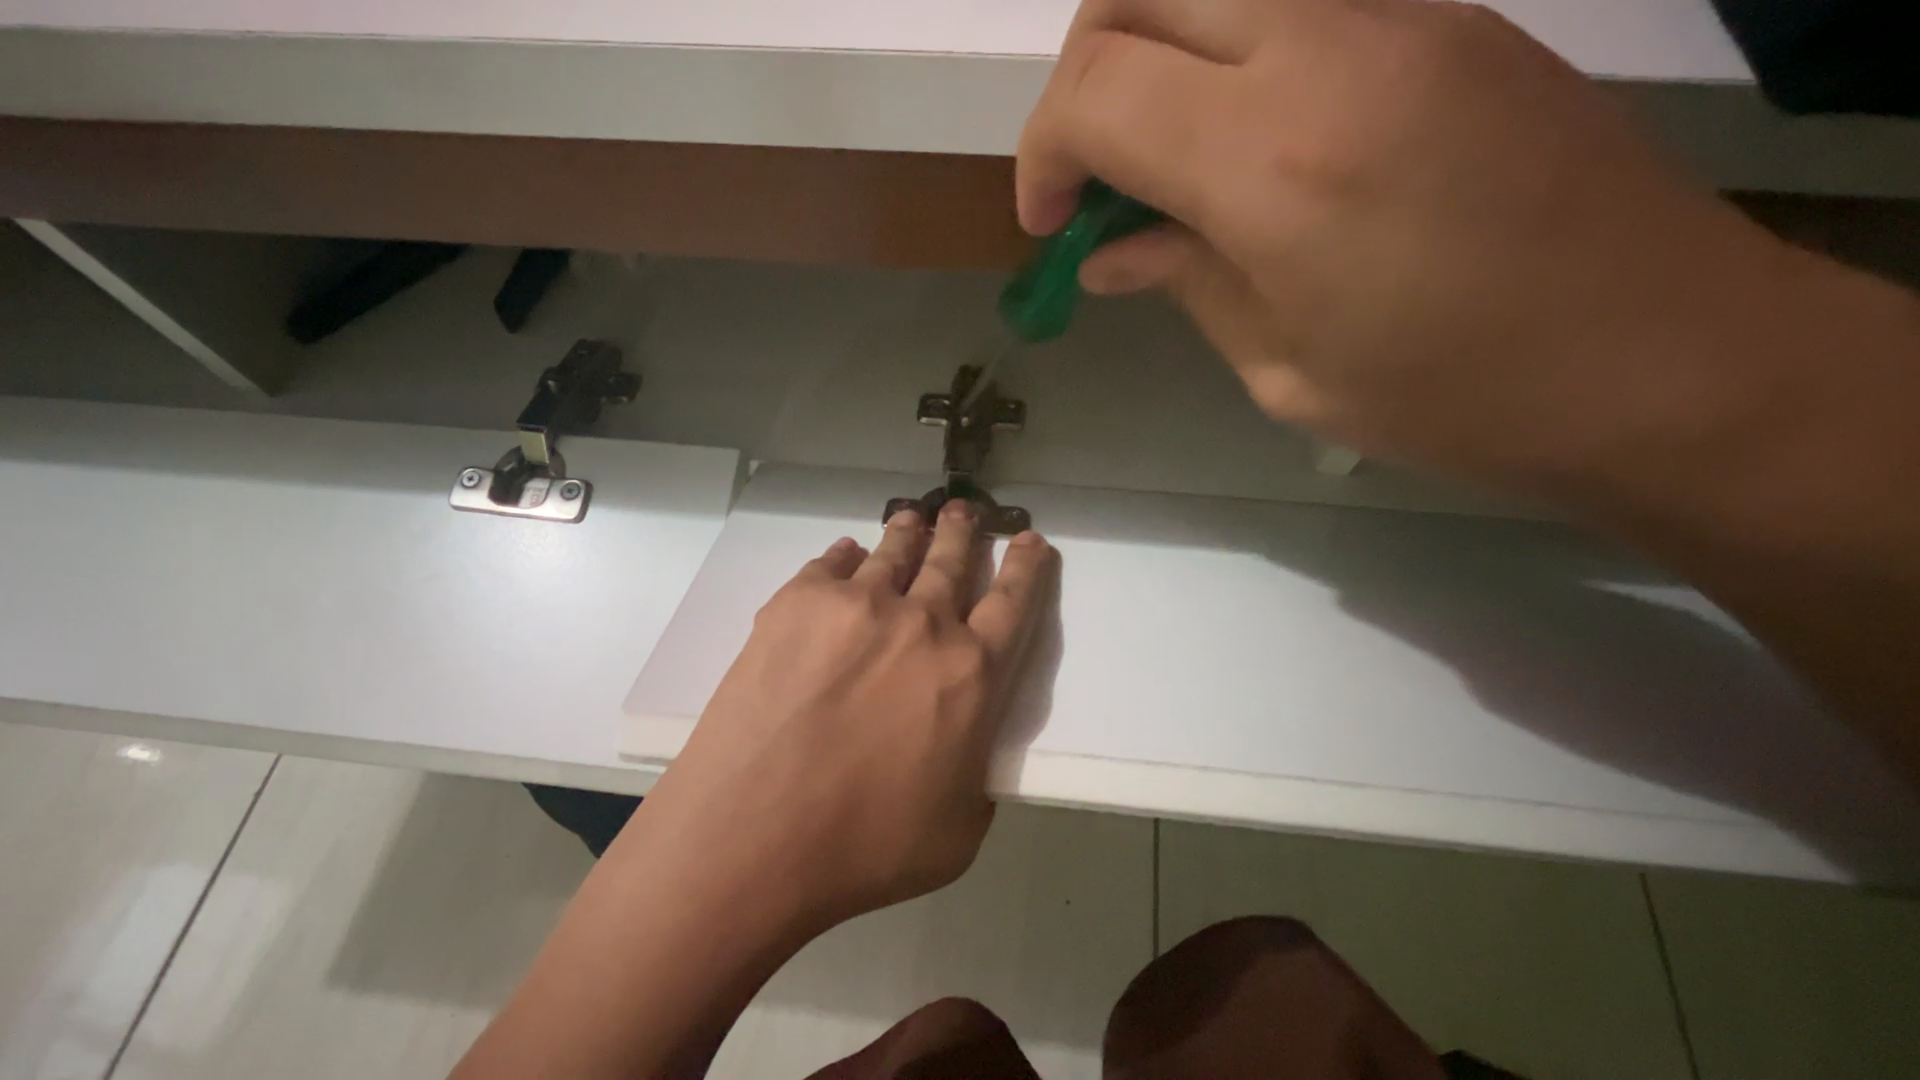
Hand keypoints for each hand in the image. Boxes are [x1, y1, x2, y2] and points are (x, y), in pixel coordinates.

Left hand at [637, 502, 1057, 931]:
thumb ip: (975, 768)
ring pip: (894, 552)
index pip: (1014, 603)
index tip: (1030, 538)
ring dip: (910, 532)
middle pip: (952, 562)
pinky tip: (845, 555)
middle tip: (965, 510)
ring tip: (914, 518)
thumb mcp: (960, 830)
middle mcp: (922, 623)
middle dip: (964, 533)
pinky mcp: (796, 604)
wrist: (753, 835)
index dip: (1027, 567)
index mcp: (972, 674)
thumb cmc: (866, 847)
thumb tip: (961, 735)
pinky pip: (831, 565)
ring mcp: (856, 605)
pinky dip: (846, 557)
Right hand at [1018, 0, 1809, 497]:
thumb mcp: (1285, 370)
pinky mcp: (1448, 13)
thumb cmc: (1456, 398)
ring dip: (1158, 52)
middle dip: (1083, 79)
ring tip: (1168, 156)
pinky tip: (1257, 142)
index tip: (1052, 226)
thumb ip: (1186, 281)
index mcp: (1272, 160)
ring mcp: (1398, 13)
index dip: (1042, 154)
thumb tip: (1111, 252)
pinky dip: (1235, 52)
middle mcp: (1324, 48)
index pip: (1094, 91)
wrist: (1665, 355)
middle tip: (1096, 174)